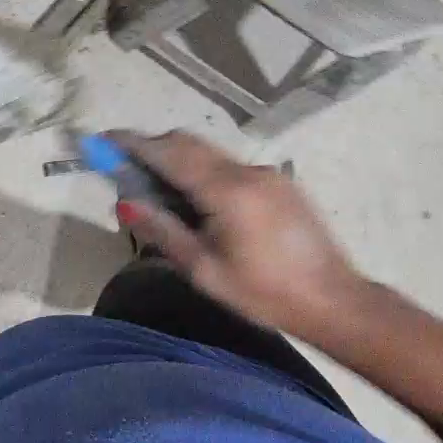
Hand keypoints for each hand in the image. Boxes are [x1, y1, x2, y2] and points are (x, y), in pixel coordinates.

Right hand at [105, 131, 366, 337]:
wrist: (339, 303)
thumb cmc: (266, 294)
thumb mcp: (205, 271)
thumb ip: (162, 232)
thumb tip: (123, 204)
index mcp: (226, 192)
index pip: (168, 154)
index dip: (132, 144)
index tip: (103, 140)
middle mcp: (246, 172)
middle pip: (187, 142)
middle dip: (151, 146)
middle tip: (125, 166)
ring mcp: (265, 174)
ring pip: (208, 152)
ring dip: (176, 158)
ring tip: (157, 187)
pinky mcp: (278, 182)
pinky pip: (227, 165)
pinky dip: (201, 169)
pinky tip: (196, 200)